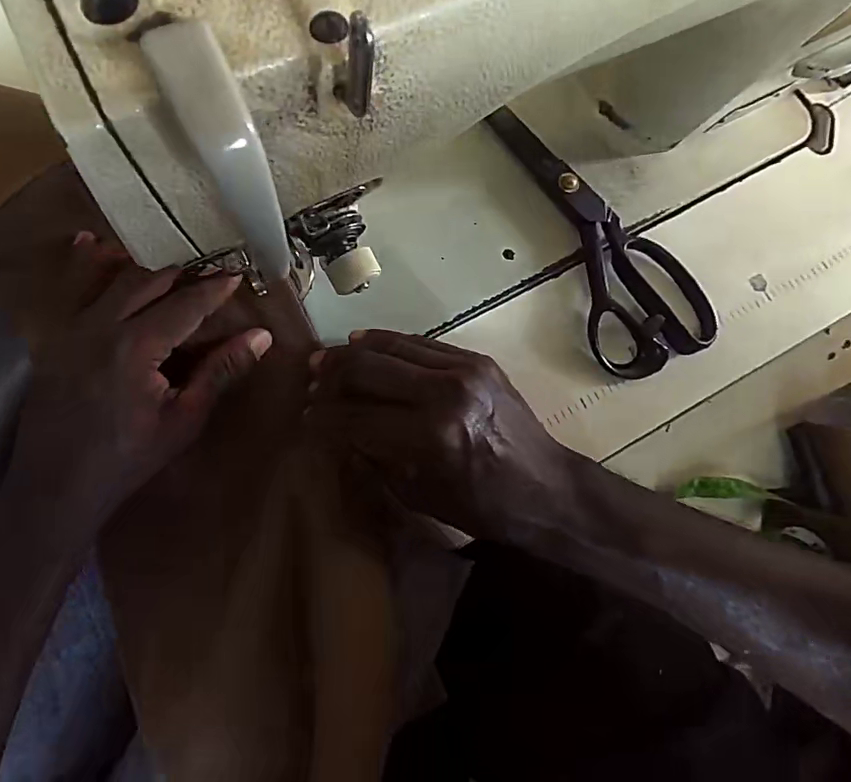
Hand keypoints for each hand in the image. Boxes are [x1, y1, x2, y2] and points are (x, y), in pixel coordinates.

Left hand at [6, 234, 272, 534]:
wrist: (53, 491)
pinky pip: (77, 295)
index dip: (213, 288)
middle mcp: (100, 328)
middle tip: (211, 269)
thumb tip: (260, 337)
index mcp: (135, 348)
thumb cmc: (127, 459)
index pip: (184, 304)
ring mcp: (71, 332)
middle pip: (148, 281)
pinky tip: (88, 244)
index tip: (237, 274)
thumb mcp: (183, 419)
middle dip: (183, 273)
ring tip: (172, 262)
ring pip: (111, 282)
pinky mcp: (55, 342)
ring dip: (145, 269)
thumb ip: (221, 372)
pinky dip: (90, 269)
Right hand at [308, 330, 574, 536]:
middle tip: (308, 383)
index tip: (304, 418)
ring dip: (352, 353)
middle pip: (368, 371)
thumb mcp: (420, 497)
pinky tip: (363, 342)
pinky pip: (420, 342)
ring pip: (391, 347)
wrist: (546, 486)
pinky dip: (387, 342)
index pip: (357, 418)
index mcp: (431, 437)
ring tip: (325, 360)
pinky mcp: (476, 359)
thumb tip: (338, 431)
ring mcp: (463, 370)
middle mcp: (445, 394)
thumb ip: (375, 459)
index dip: (324, 418)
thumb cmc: (483, 507)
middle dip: (331, 378)